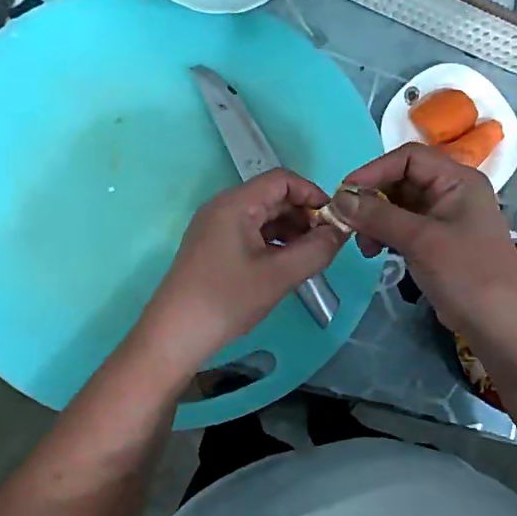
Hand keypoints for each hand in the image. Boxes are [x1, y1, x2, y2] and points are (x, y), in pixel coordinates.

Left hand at [136, 168, 346, 371]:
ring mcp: (215, 227)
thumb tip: (342, 230)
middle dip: (304, 215)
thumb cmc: (227, 300)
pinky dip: (273, 243)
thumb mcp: (279, 275)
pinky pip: (251, 233)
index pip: (283, 179)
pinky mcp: (213, 247)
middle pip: (273, 197)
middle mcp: (223, 207)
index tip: (335, 221)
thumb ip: (317, 249)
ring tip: (310, 258)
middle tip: (327, 244)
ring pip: (263, 217)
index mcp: (236, 204)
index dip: (313, 194)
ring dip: (290, 231)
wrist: (174, 335)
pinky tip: (287, 265)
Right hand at [328, 144, 516, 342]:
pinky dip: (385, 234)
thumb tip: (338, 199)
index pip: (408, 158)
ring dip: (375, 219)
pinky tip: (374, 251)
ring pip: (399, 204)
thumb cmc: (467, 275)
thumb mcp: (421, 241)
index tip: (343, 193)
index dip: (374, 170)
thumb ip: (379, 215)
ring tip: (364, 246)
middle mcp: (452, 192)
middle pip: (401, 180)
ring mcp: (445, 217)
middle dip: (372, 198)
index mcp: (458, 180)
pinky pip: (403, 226)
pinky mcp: (437, 241)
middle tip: (347, 223)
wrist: (500, 326)